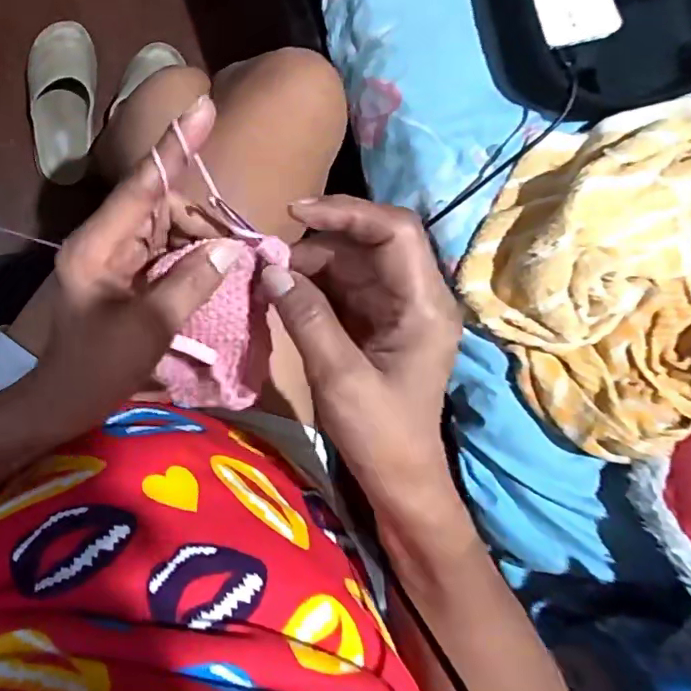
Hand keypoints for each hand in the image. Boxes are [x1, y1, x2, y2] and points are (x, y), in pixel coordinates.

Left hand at [19, 97, 239, 438]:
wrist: (62, 399)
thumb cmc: (98, 367)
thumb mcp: (149, 327)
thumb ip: (190, 282)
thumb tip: (227, 249)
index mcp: (97, 245)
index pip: (142, 185)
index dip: (175, 146)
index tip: (203, 107)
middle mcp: (101, 240)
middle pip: (156, 203)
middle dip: (199, 214)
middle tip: (238, 240)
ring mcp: (109, 255)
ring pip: (162, 225)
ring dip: (197, 236)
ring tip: (229, 259)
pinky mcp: (119, 272)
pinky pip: (159, 248)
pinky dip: (187, 254)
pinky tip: (211, 268)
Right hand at [260, 196, 463, 515]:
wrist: (398, 478)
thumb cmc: (379, 432)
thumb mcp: (338, 375)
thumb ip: (306, 317)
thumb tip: (271, 269)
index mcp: (423, 305)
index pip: (395, 232)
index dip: (347, 213)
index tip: (295, 212)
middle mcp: (413, 297)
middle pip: (369, 241)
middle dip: (317, 239)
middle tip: (269, 255)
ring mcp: (392, 309)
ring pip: (350, 261)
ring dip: (307, 260)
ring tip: (267, 275)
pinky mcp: (371, 322)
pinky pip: (338, 285)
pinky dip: (307, 282)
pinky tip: (279, 291)